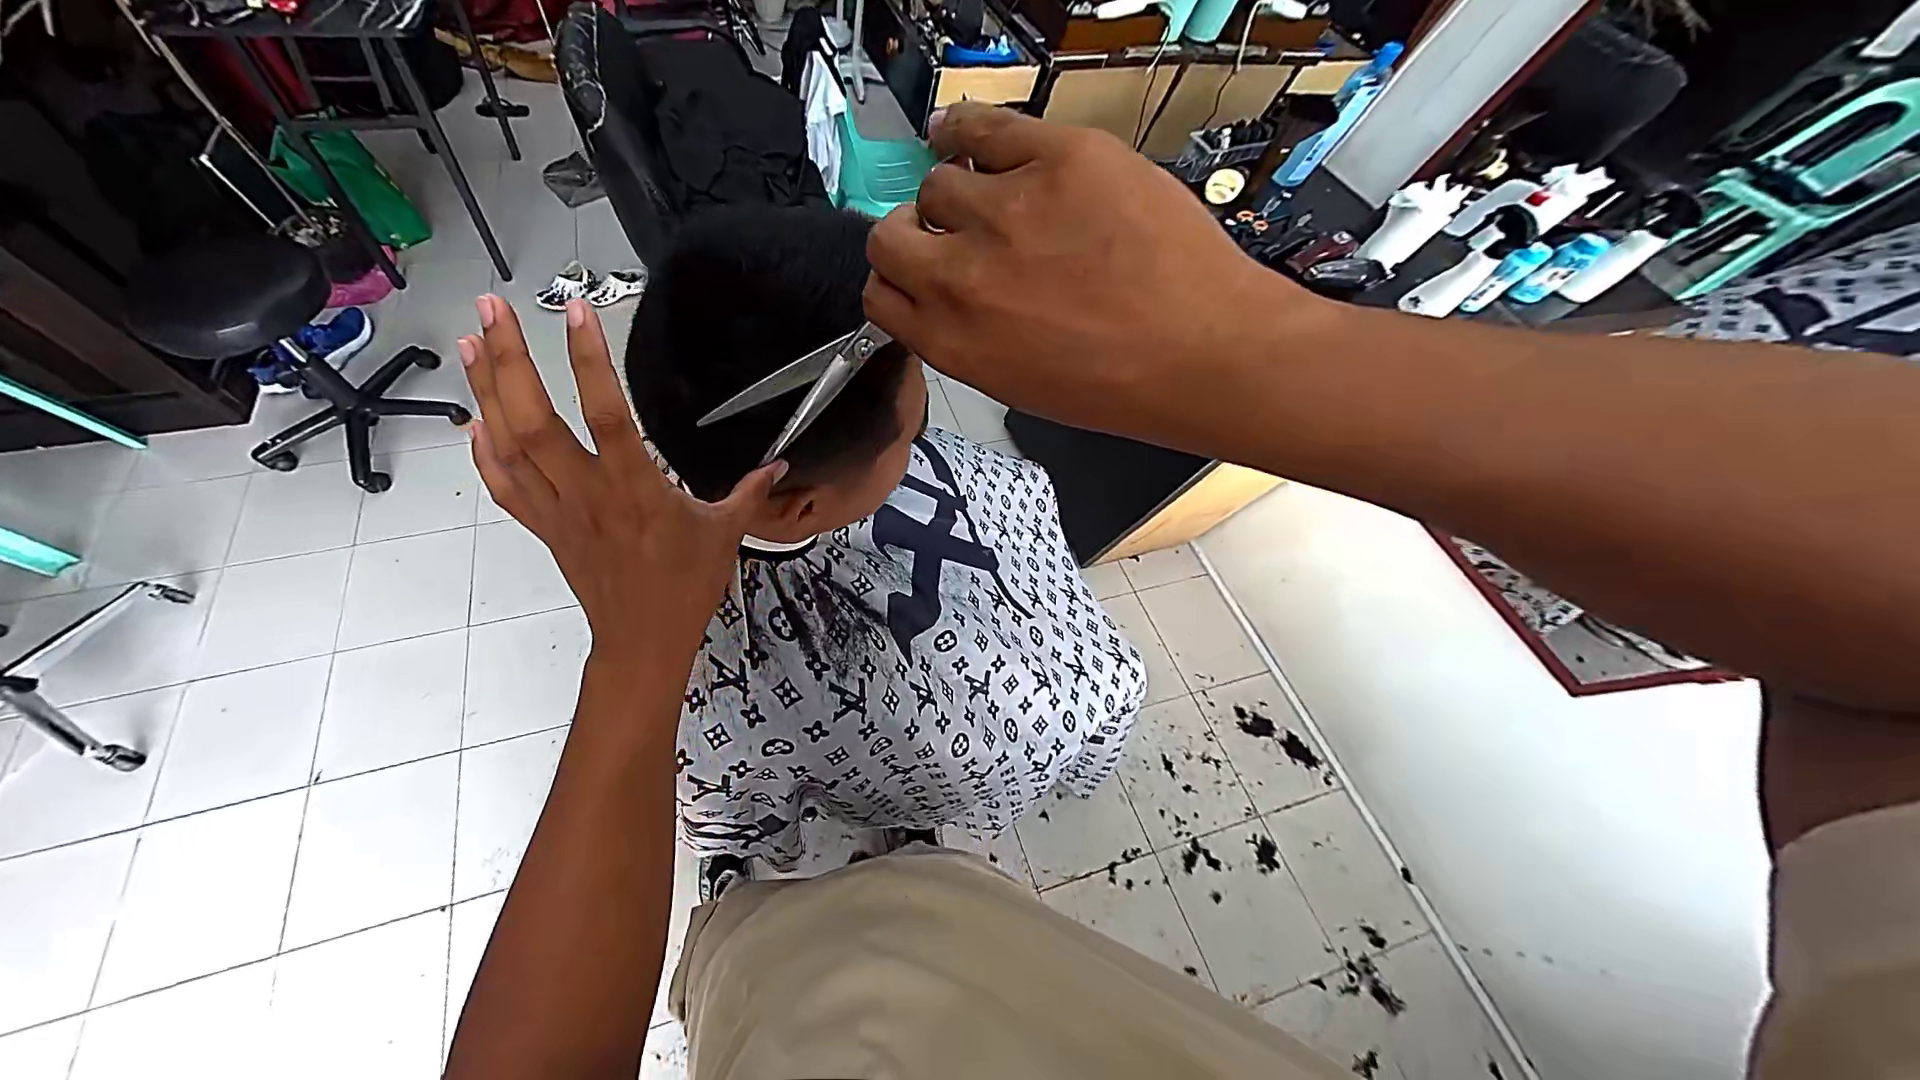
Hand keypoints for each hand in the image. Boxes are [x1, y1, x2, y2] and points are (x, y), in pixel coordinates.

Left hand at [459, 295, 785, 660]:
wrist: (644, 637)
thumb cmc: (686, 586)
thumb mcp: (726, 533)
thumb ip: (749, 492)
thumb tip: (779, 465)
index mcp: (637, 488)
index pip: (608, 414)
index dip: (589, 361)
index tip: (578, 313)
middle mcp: (589, 493)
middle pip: (536, 419)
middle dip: (510, 359)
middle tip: (492, 306)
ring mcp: (559, 510)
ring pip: (508, 445)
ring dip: (485, 391)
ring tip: (472, 342)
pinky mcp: (544, 528)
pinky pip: (504, 486)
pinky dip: (484, 452)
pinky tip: (475, 421)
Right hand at [865, 104, 1333, 435]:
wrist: (1201, 353)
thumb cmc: (1121, 382)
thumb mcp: (1019, 384)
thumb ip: (967, 339)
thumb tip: (946, 301)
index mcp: (954, 343)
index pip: (881, 296)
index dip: (896, 281)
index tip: (914, 271)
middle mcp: (963, 279)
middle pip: (889, 235)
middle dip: (911, 235)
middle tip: (946, 233)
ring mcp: (1006, 214)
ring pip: (937, 181)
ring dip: (956, 193)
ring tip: (989, 198)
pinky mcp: (1056, 160)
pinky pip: (981, 127)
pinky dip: (965, 130)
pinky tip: (966, 136)